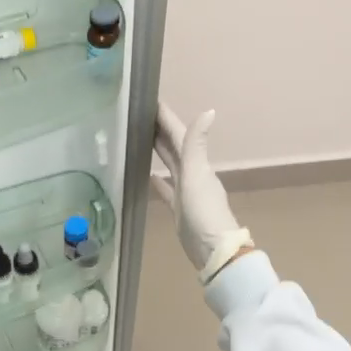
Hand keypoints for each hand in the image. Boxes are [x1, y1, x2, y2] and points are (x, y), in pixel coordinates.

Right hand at [154, 105, 252, 283]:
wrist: (212, 250)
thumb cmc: (203, 212)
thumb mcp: (197, 175)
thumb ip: (197, 144)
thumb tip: (208, 110)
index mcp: (197, 163)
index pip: (179, 133)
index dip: (166, 117)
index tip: (150, 99)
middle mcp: (192, 173)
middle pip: (173, 146)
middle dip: (160, 129)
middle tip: (139, 114)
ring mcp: (185, 190)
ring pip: (169, 164)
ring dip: (158, 151)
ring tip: (139, 138)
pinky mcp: (179, 207)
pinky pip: (166, 189)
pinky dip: (158, 180)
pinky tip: (146, 175)